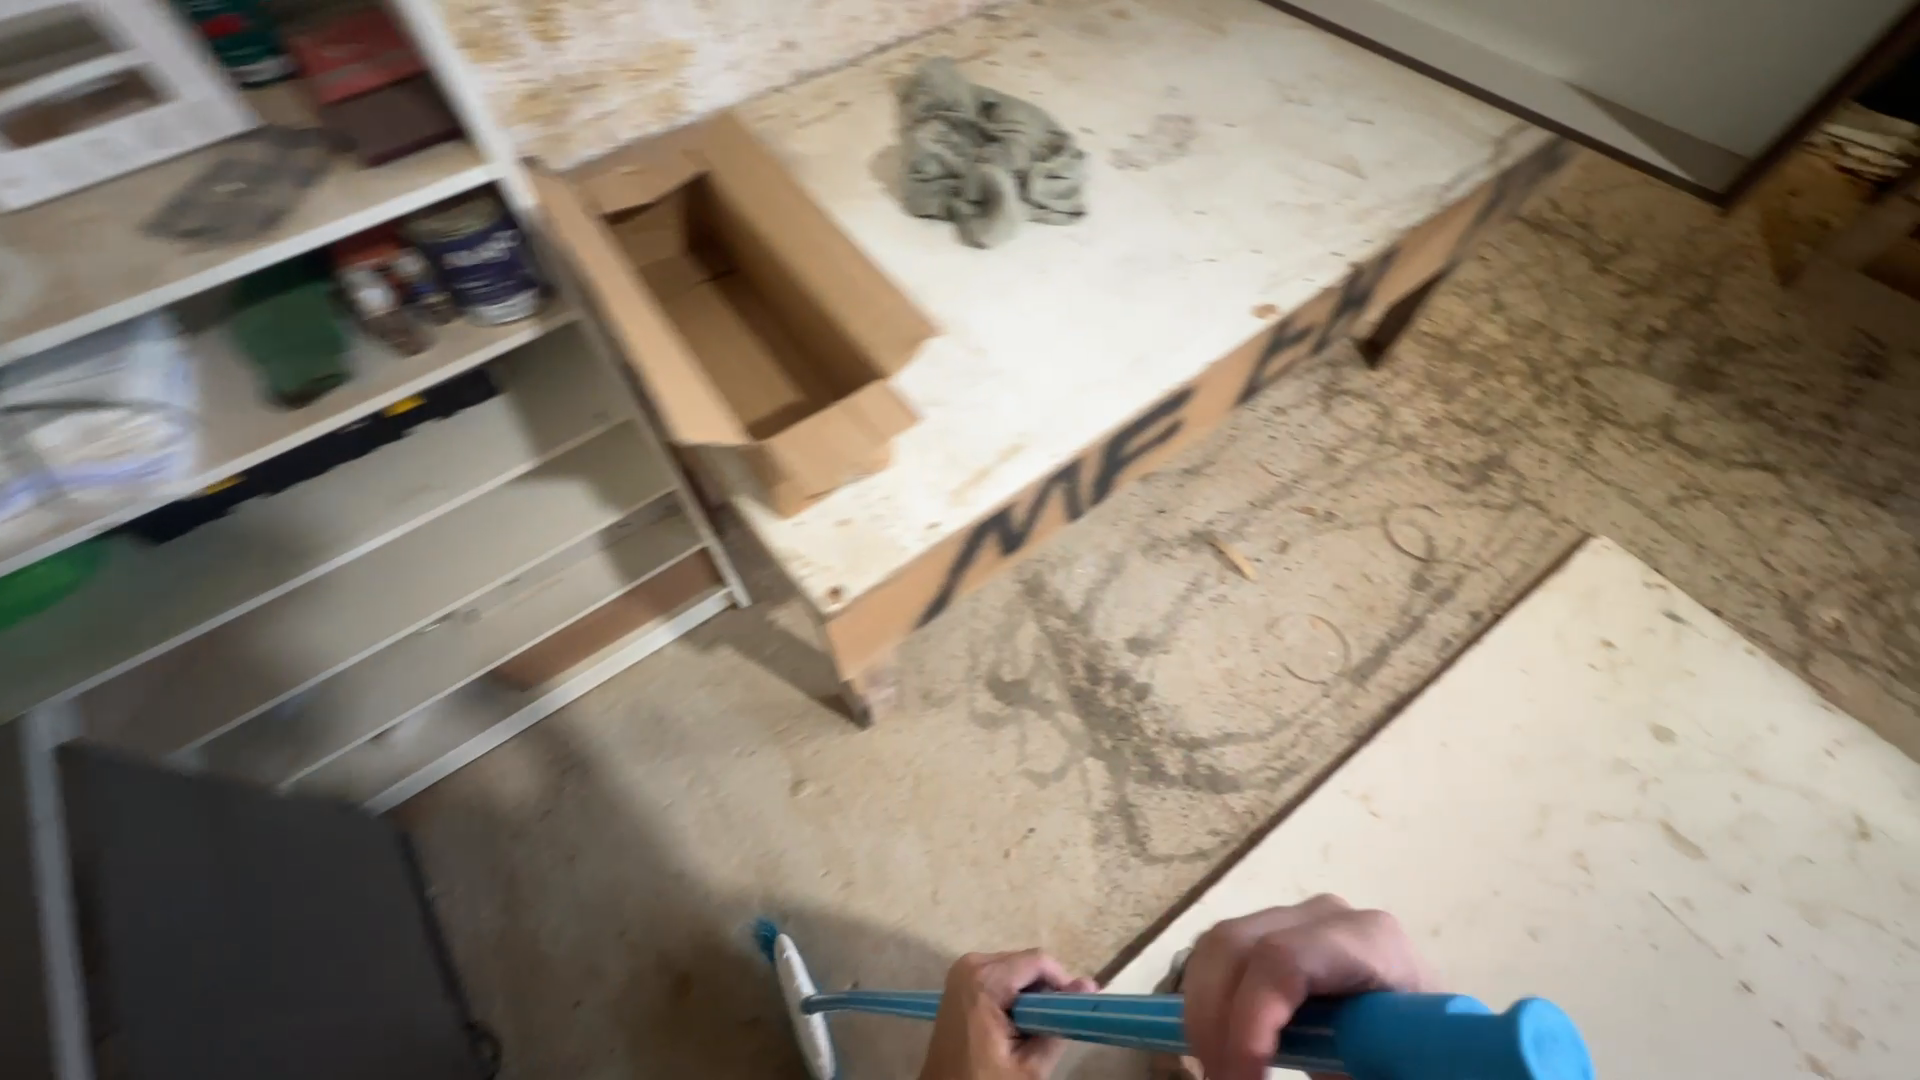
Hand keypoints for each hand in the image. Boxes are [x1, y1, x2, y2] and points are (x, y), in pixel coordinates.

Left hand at [918, 949, 1098, 1079]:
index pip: (1039, 961)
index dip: (1062, 984)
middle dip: (1044, 992)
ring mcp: (963, 968)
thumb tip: (1090, 986)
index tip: (1073, 1012)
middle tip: (1050, 1027)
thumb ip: (1058, 1024)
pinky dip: (1013, 994)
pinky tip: (1013, 1024)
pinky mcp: (961, 978)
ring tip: (1030, 1030)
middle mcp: (971, 963)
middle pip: (1026, 963)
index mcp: (985, 979)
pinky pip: (1000, 974)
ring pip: (1015, 968)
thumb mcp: (1030, 1066)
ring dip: (1029, 995)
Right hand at [1181, 895, 1431, 1079]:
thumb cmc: (1424, 1060)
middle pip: (1237, 945)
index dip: (1252, 1020)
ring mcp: (1293, 916)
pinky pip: (1216, 954)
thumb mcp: (1398, 1068)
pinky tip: (1216, 1044)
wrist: (1434, 1040)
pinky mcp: (1270, 930)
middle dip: (1215, 1020)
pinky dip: (1204, 1001)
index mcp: (1372, 942)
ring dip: (1202, 1012)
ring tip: (1213, 1068)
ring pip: (1216, 946)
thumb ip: (1348, 1066)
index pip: (1285, 960)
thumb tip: (1277, 1073)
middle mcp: (1325, 915)